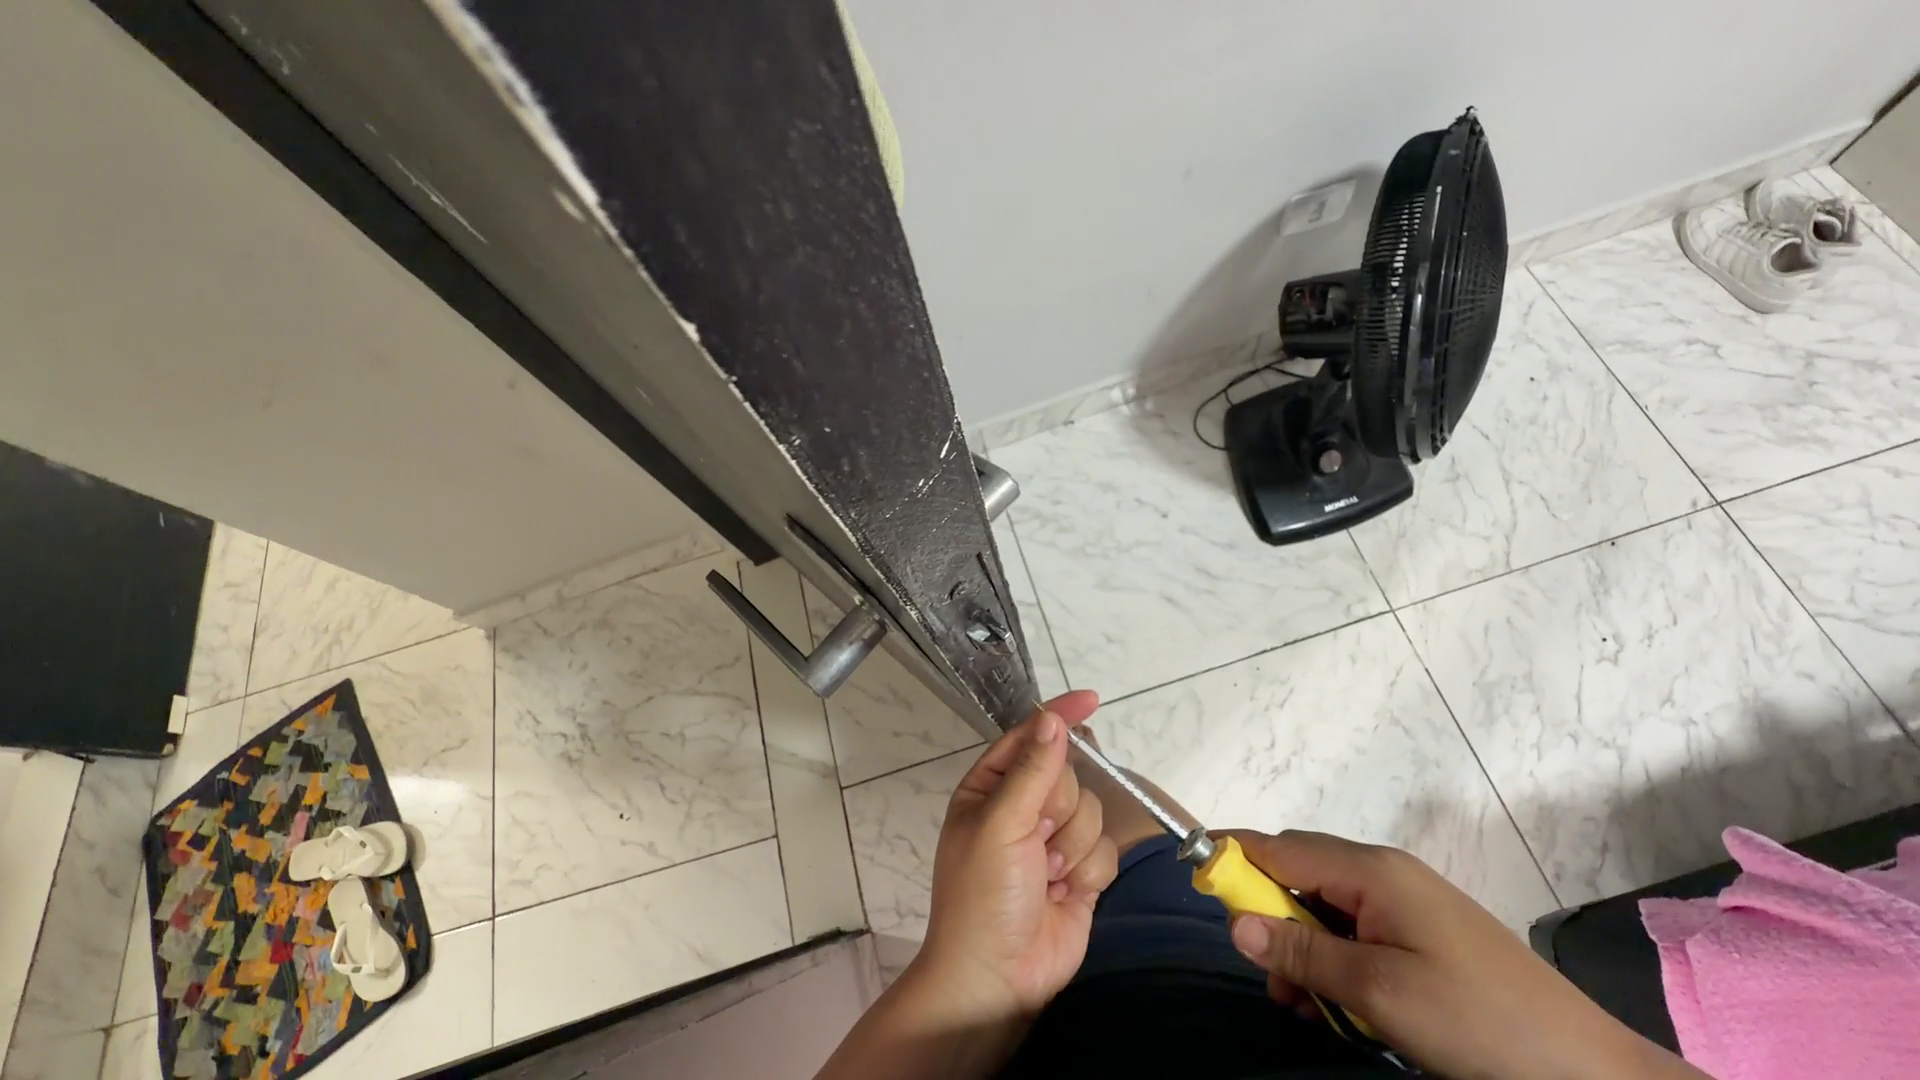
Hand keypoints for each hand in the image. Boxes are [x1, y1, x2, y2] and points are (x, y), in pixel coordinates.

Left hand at [910, 692, 1119, 1021]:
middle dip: (1059, 810)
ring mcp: (1054, 841)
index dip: (1059, 717)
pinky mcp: (1082, 872)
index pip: (1030, 738)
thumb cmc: (982, 895)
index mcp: (991, 788)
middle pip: (1070, 776)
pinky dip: (1088, 873)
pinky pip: (1106, 850)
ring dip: (1072, 847)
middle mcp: (1023, 808)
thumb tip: (1053, 718)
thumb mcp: (1000, 825)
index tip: (1091, 700)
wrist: (998, 978)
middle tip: (1035, 840)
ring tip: (1045, 876)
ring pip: (1093, 812)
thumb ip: (1032, 771)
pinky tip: (1065, 894)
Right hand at [1220, 830, 1706, 1079]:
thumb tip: (1235, 921)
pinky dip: (1333, 961)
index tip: (1195, 877)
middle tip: (1262, 968)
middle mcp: (1385, 875)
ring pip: (1325, 909)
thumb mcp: (1377, 991)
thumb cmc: (1475, 1020)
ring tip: (1299, 1003)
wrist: (1588, 1071)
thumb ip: (1301, 950)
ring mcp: (1408, 904)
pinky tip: (1334, 1006)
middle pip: (1300, 874)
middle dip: (1269, 916)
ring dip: (1300, 948)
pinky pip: (1356, 933)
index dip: (1234, 859)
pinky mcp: (1423, 936)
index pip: (1280, 847)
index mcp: (1373, 871)